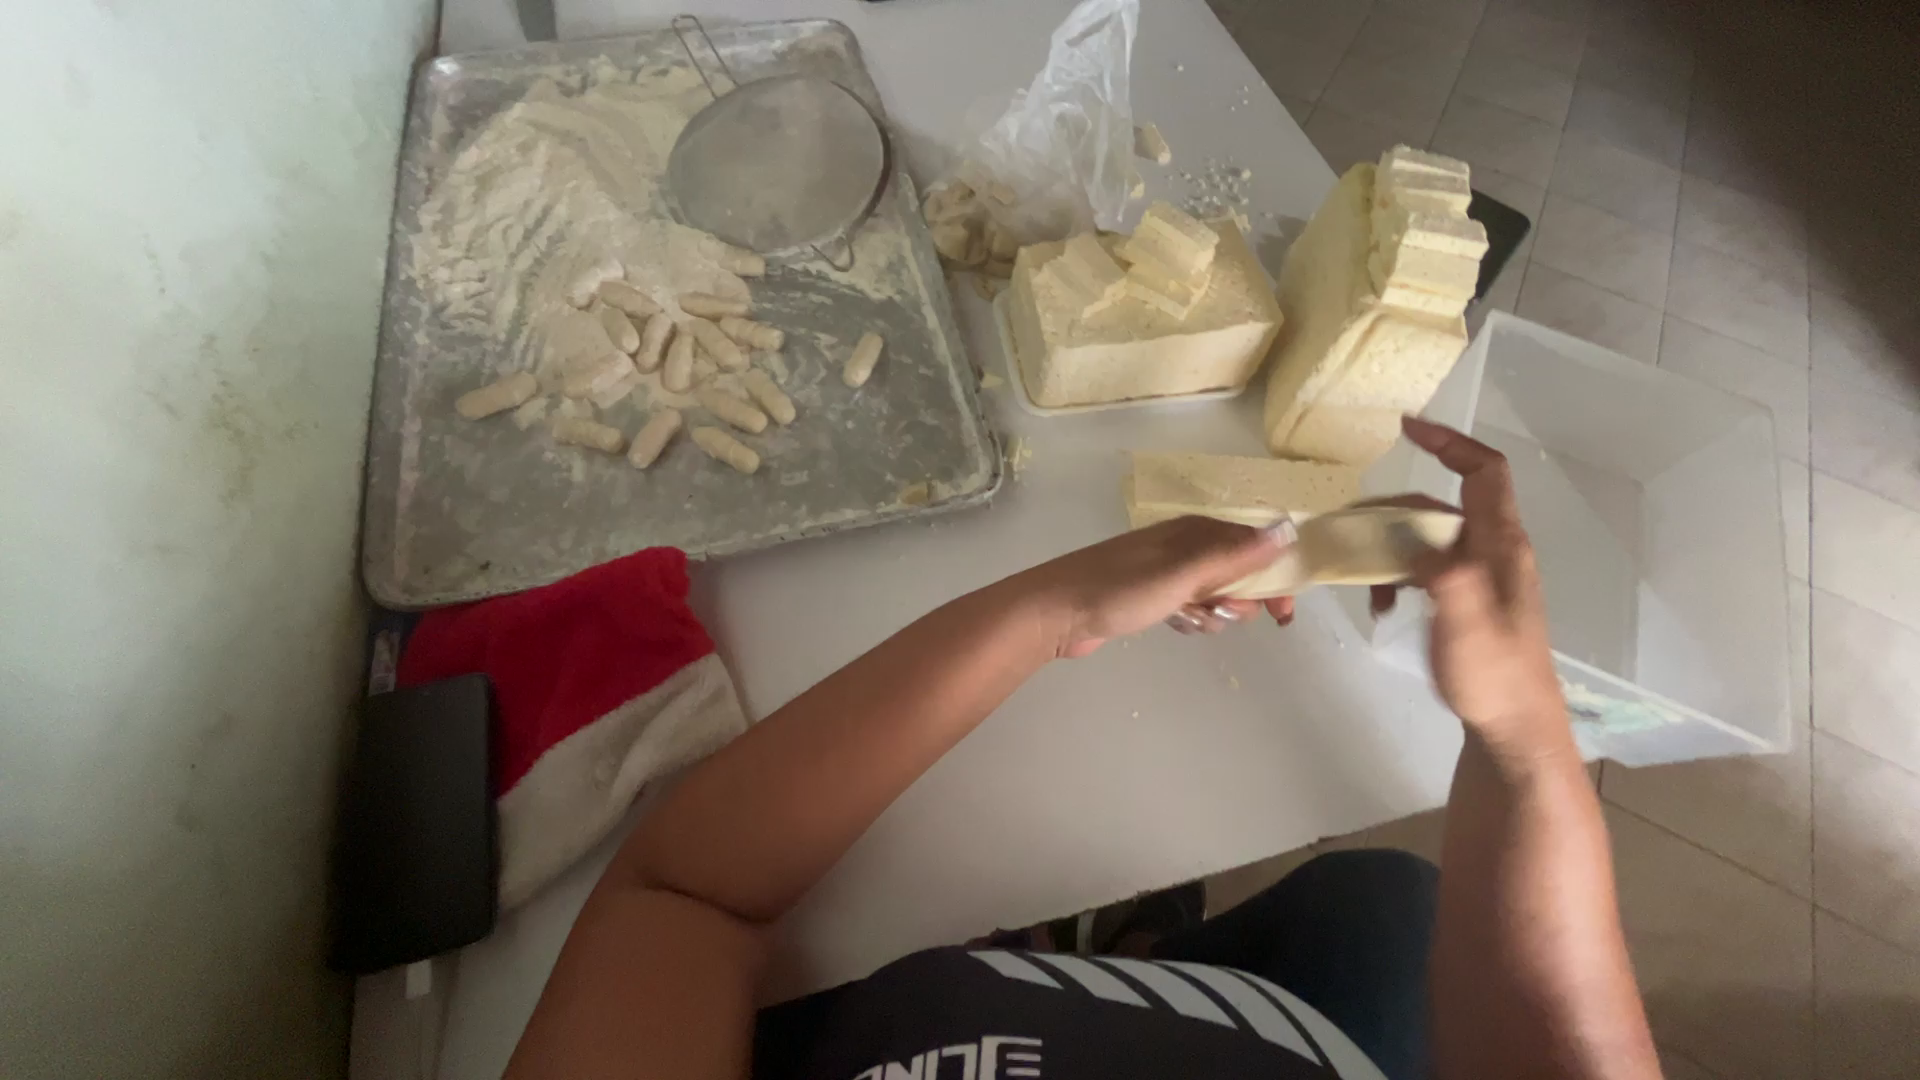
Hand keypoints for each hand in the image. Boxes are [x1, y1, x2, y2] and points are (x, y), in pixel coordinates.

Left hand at [1021, 516, 1292, 658]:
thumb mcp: (1181, 573)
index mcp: (1193, 532)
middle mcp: (1181, 545)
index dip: (1274, 577)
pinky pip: (1188, 607)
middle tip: (1223, 615)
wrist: (1054, 613)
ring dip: (1214, 613)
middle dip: (1241, 598)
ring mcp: (1163, 571)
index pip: (1252, 545)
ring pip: (1213, 593)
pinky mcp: (1147, 597)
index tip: (1281, 614)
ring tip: (1191, 620)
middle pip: (1236, 570)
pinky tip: (1177, 625)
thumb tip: (1287, 529)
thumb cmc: (1119, 591)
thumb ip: (1233, 555)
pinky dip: (1191, 619)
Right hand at [1381, 416, 1569, 761]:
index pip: (1484, 473)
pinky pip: (1423, 565)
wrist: (1513, 728)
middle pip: (1439, 506)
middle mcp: (1493, 550)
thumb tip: (1417, 547)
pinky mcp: (1467, 596)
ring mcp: (1481, 574)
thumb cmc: (1493, 678)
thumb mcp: (1467, 630)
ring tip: (1365, 584)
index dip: (1449, 444)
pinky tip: (1382, 605)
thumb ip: (1449, 583)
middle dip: (1391, 513)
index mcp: (1501, 546)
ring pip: (1425, 537)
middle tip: (1348, 530)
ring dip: (1387, 550)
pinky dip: (1395, 575)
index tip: (1407, 429)